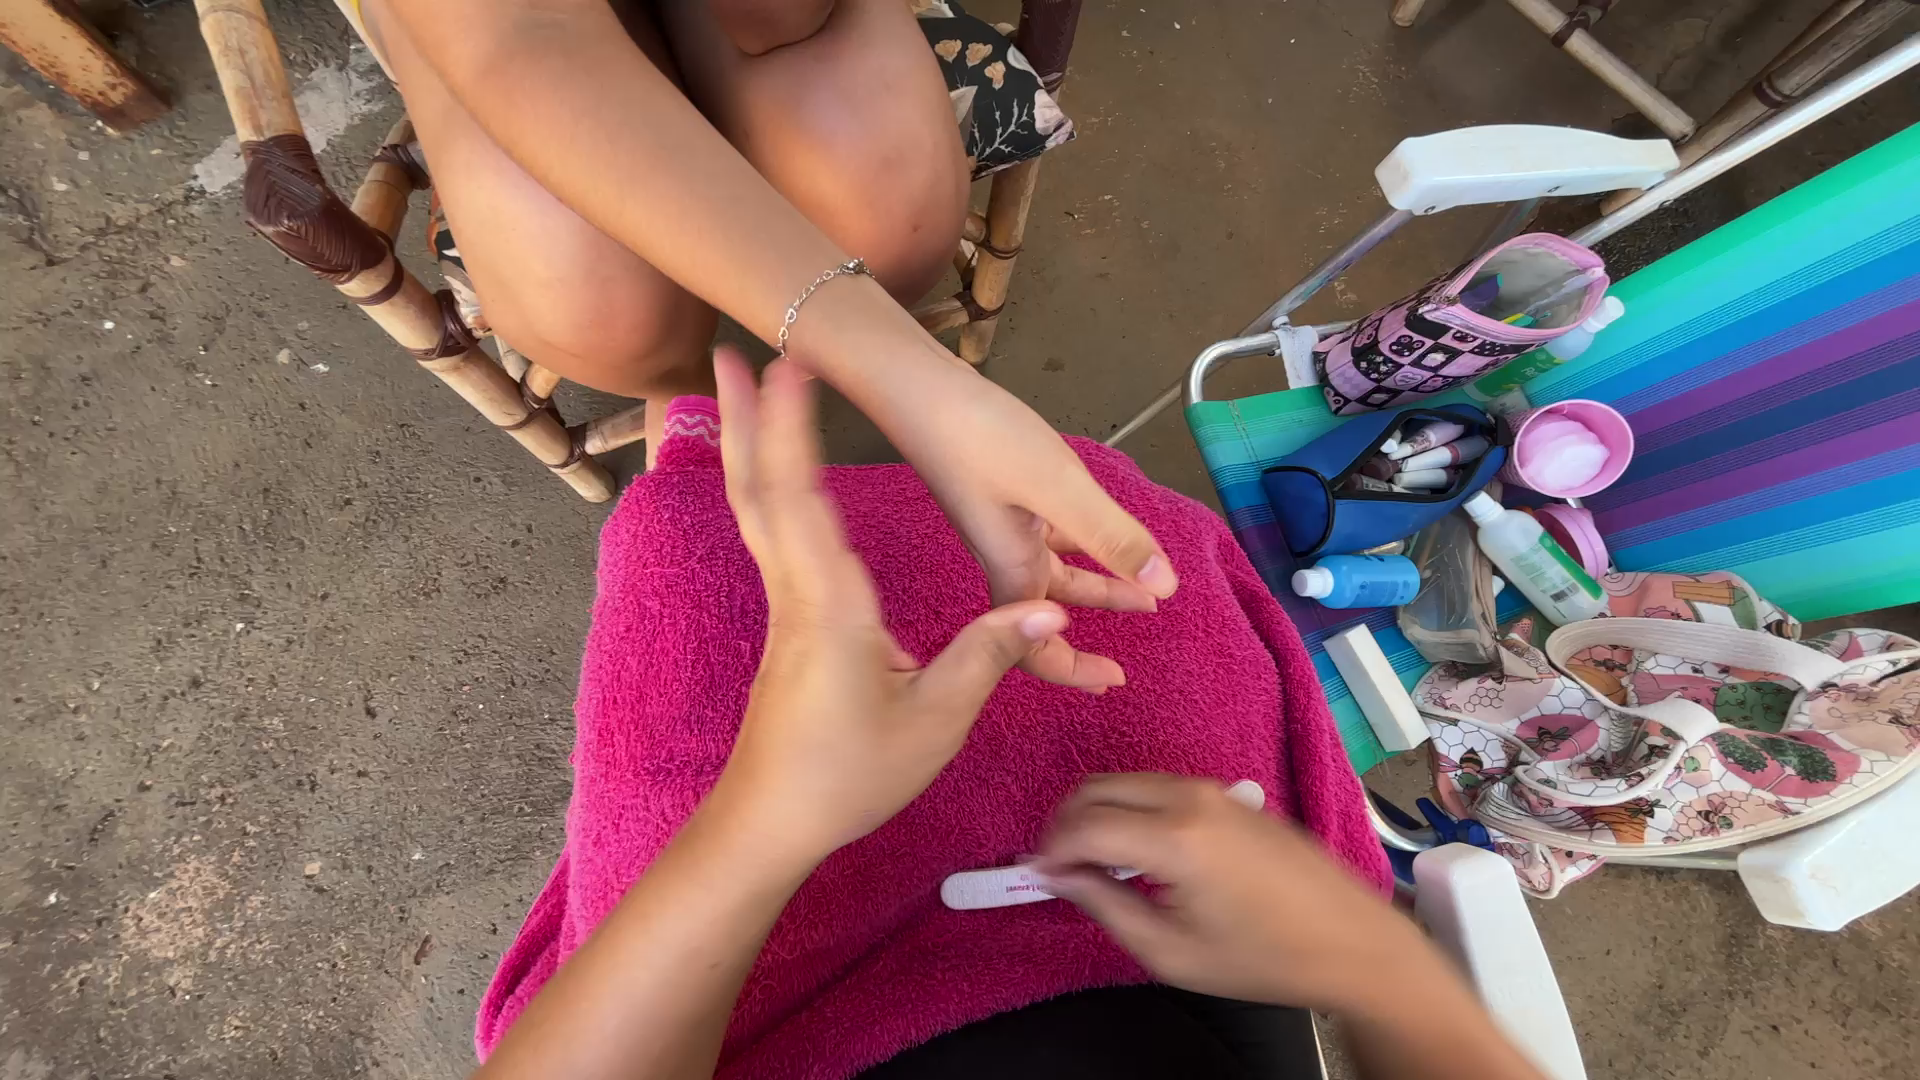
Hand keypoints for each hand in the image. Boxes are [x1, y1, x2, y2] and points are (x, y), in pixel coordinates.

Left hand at [712, 350, 1070, 859]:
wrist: (772, 821)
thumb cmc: (851, 774)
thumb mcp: (936, 719)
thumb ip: (991, 654)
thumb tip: (1048, 609)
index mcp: (830, 604)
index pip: (802, 499)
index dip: (792, 429)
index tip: (790, 367)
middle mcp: (797, 590)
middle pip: (759, 489)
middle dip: (746, 418)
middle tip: (733, 357)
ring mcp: (786, 604)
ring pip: (758, 511)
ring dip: (751, 447)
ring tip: (744, 395)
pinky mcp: (789, 620)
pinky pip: (772, 538)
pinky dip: (769, 489)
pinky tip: (782, 478)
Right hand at [908, 369, 1175, 691]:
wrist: (916, 389)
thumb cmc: (980, 438)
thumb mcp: (1058, 489)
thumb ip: (1110, 536)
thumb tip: (1167, 588)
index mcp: (1013, 568)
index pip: (1035, 649)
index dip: (1072, 671)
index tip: (1115, 680)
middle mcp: (1006, 555)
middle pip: (1052, 609)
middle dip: (1098, 621)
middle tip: (1145, 621)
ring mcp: (1003, 525)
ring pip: (1055, 570)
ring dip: (1098, 581)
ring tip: (1144, 586)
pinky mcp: (1003, 495)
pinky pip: (1048, 536)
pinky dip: (1080, 543)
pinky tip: (1102, 529)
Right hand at [1034, 774, 1430, 1013]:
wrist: (1354, 940)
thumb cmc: (1263, 958)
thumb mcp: (1173, 953)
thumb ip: (1105, 907)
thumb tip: (1061, 875)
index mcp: (1175, 837)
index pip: (1085, 826)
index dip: (1052, 849)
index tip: (1039, 874)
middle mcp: (1185, 795)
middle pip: (1096, 789)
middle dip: (1065, 822)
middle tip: (1057, 865)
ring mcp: (1207, 786)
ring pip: (1123, 781)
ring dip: (1095, 811)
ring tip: (1091, 859)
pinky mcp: (1222, 789)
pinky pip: (1153, 785)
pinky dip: (1126, 806)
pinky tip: (1133, 847)